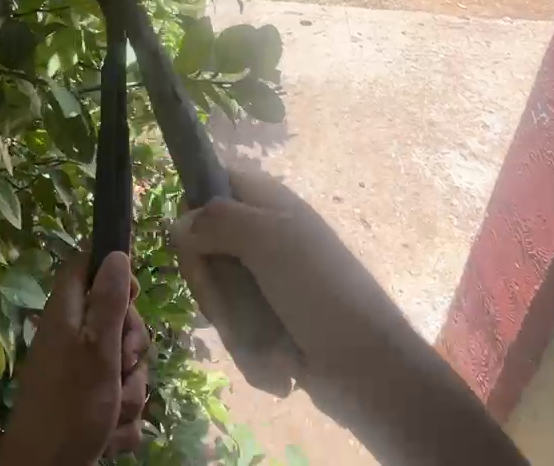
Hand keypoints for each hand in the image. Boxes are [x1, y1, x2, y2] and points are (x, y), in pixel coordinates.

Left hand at [0, 251, 150, 464]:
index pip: (85, 266)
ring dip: (128, 389)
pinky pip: (119, 398)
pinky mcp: (88, 404)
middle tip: (123, 364)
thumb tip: (115, 253)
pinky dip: (120, 419)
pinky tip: (109, 433)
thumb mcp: (97, 348)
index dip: (112, 270)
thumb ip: (109, 301)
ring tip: (112, 410)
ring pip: (123, 363)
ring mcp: (80, 372)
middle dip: (131, 346)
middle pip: (115, 318)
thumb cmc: (71, 406)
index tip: (135, 293)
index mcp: (67, 314)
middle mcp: (72, 337)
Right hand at [171, 167, 523, 464]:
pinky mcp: (271, 320)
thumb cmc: (322, 292)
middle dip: (214, 289)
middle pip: (203, 247)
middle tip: (228, 309)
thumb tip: (179, 226)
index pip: (211, 182)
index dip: (195, 211)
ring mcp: (267, 279)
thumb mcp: (269, 241)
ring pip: (218, 295)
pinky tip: (280, 365)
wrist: (373, 370)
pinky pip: (238, 329)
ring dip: (237, 329)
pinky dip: (253, 351)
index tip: (196, 246)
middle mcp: (263, 235)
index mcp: (267, 202)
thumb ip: (217, 221)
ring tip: (269, 346)